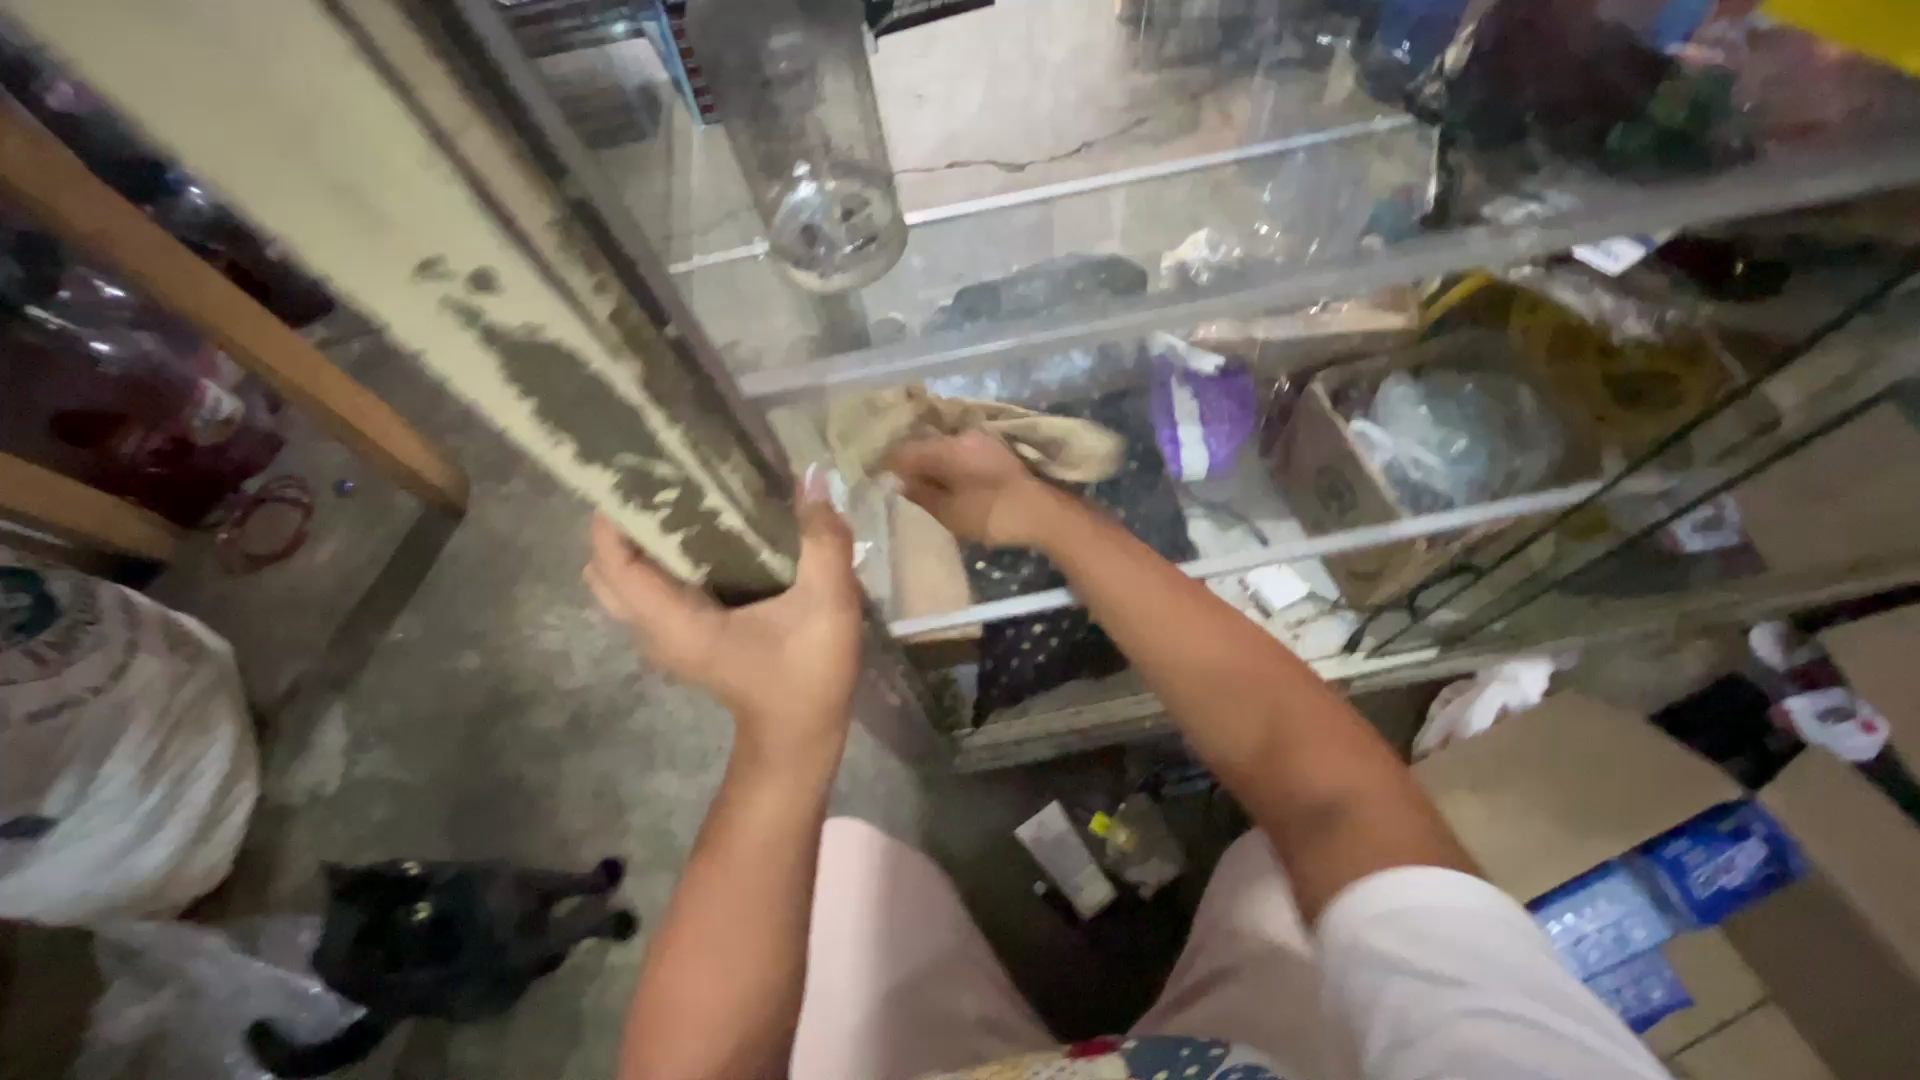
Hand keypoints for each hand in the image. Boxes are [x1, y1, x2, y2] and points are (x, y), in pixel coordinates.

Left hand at [584, 471, 862, 766]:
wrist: (801, 736)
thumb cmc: (809, 676)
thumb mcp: (829, 606)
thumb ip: (823, 542)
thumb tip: (813, 478)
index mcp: (676, 623)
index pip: (614, 564)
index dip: (613, 515)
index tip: (638, 470)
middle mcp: (655, 631)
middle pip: (605, 571)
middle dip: (623, 523)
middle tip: (662, 484)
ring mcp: (664, 638)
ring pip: (623, 583)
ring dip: (639, 541)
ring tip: (680, 502)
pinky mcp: (681, 639)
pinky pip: (647, 591)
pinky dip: (658, 560)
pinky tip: (703, 535)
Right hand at [885, 432, 1069, 547]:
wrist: (1045, 514)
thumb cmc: (993, 514)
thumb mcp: (950, 512)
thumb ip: (921, 493)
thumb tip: (898, 481)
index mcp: (948, 447)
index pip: (904, 449)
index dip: (886, 463)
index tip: (874, 476)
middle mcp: (963, 435)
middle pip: (924, 443)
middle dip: (907, 461)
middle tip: (893, 480)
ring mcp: (983, 440)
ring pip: (943, 447)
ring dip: (929, 462)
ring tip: (918, 483)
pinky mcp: (996, 451)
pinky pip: (960, 452)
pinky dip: (947, 464)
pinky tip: (944, 480)